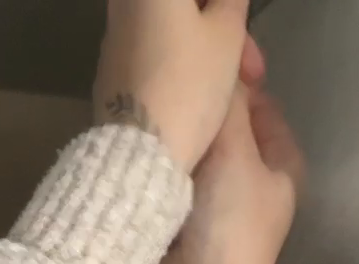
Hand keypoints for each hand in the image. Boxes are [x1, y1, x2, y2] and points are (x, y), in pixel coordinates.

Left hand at [92, 0, 256, 170]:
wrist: (139, 152)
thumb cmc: (189, 86)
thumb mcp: (227, 36)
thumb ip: (230, 2)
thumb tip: (224, 0)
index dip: (227, 9)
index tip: (243, 29)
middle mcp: (122, 7)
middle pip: (184, 12)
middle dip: (221, 31)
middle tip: (250, 69)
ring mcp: (112, 44)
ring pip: (169, 36)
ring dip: (204, 53)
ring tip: (231, 89)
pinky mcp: (108, 78)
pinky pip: (152, 60)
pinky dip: (178, 69)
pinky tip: (197, 97)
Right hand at [151, 85, 304, 263]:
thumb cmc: (228, 227)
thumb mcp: (234, 153)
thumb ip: (226, 106)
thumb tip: (216, 77)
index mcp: (280, 160)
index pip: (256, 102)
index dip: (229, 86)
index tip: (194, 79)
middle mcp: (252, 180)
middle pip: (221, 130)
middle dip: (195, 118)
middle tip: (163, 104)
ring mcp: (217, 205)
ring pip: (193, 158)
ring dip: (173, 148)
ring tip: (148, 133)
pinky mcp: (186, 226)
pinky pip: (170, 186)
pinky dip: (159, 177)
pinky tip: (140, 165)